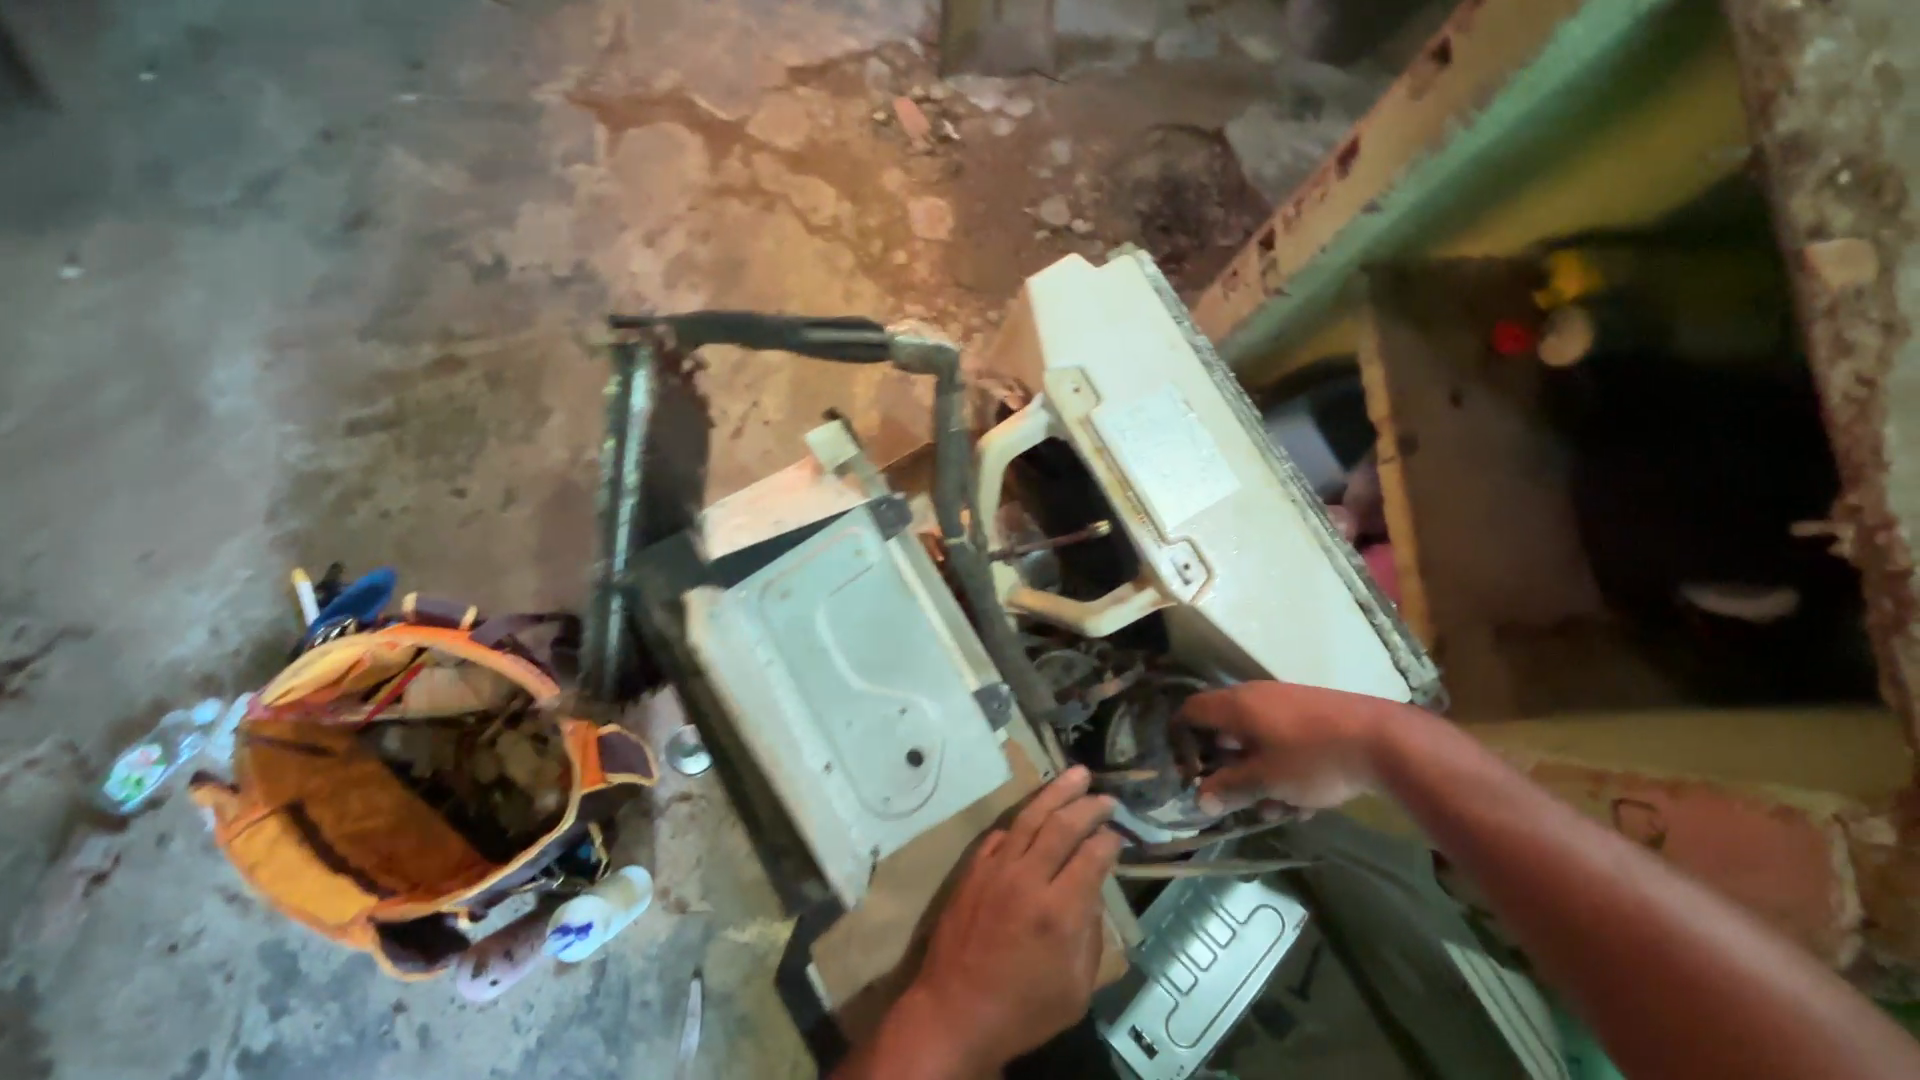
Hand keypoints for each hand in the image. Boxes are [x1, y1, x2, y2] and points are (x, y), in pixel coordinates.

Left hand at [903, 766, 1123, 1070]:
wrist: (954, 1012)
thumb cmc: (1022, 1010)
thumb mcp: (1076, 989)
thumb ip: (1090, 935)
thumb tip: (1091, 894)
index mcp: (1060, 911)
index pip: (1093, 855)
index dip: (1111, 841)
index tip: (1119, 837)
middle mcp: (1029, 880)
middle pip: (1064, 826)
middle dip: (1089, 806)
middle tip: (1106, 797)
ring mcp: (996, 871)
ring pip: (1030, 818)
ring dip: (1056, 793)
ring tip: (1076, 774)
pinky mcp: (972, 872)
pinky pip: (1000, 834)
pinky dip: (1020, 821)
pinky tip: (1033, 814)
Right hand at [1183, 681, 1399, 813]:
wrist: (1385, 742)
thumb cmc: (1312, 759)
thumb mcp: (1264, 781)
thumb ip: (1228, 789)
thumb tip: (1200, 799)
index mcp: (1236, 705)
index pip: (1191, 711)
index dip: (1181, 741)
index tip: (1188, 773)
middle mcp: (1257, 697)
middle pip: (1225, 732)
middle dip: (1229, 771)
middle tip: (1237, 801)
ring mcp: (1288, 705)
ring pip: (1258, 744)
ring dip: (1260, 778)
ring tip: (1279, 811)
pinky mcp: (1315, 717)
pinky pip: (1284, 743)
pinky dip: (1285, 771)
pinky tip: (1306, 803)